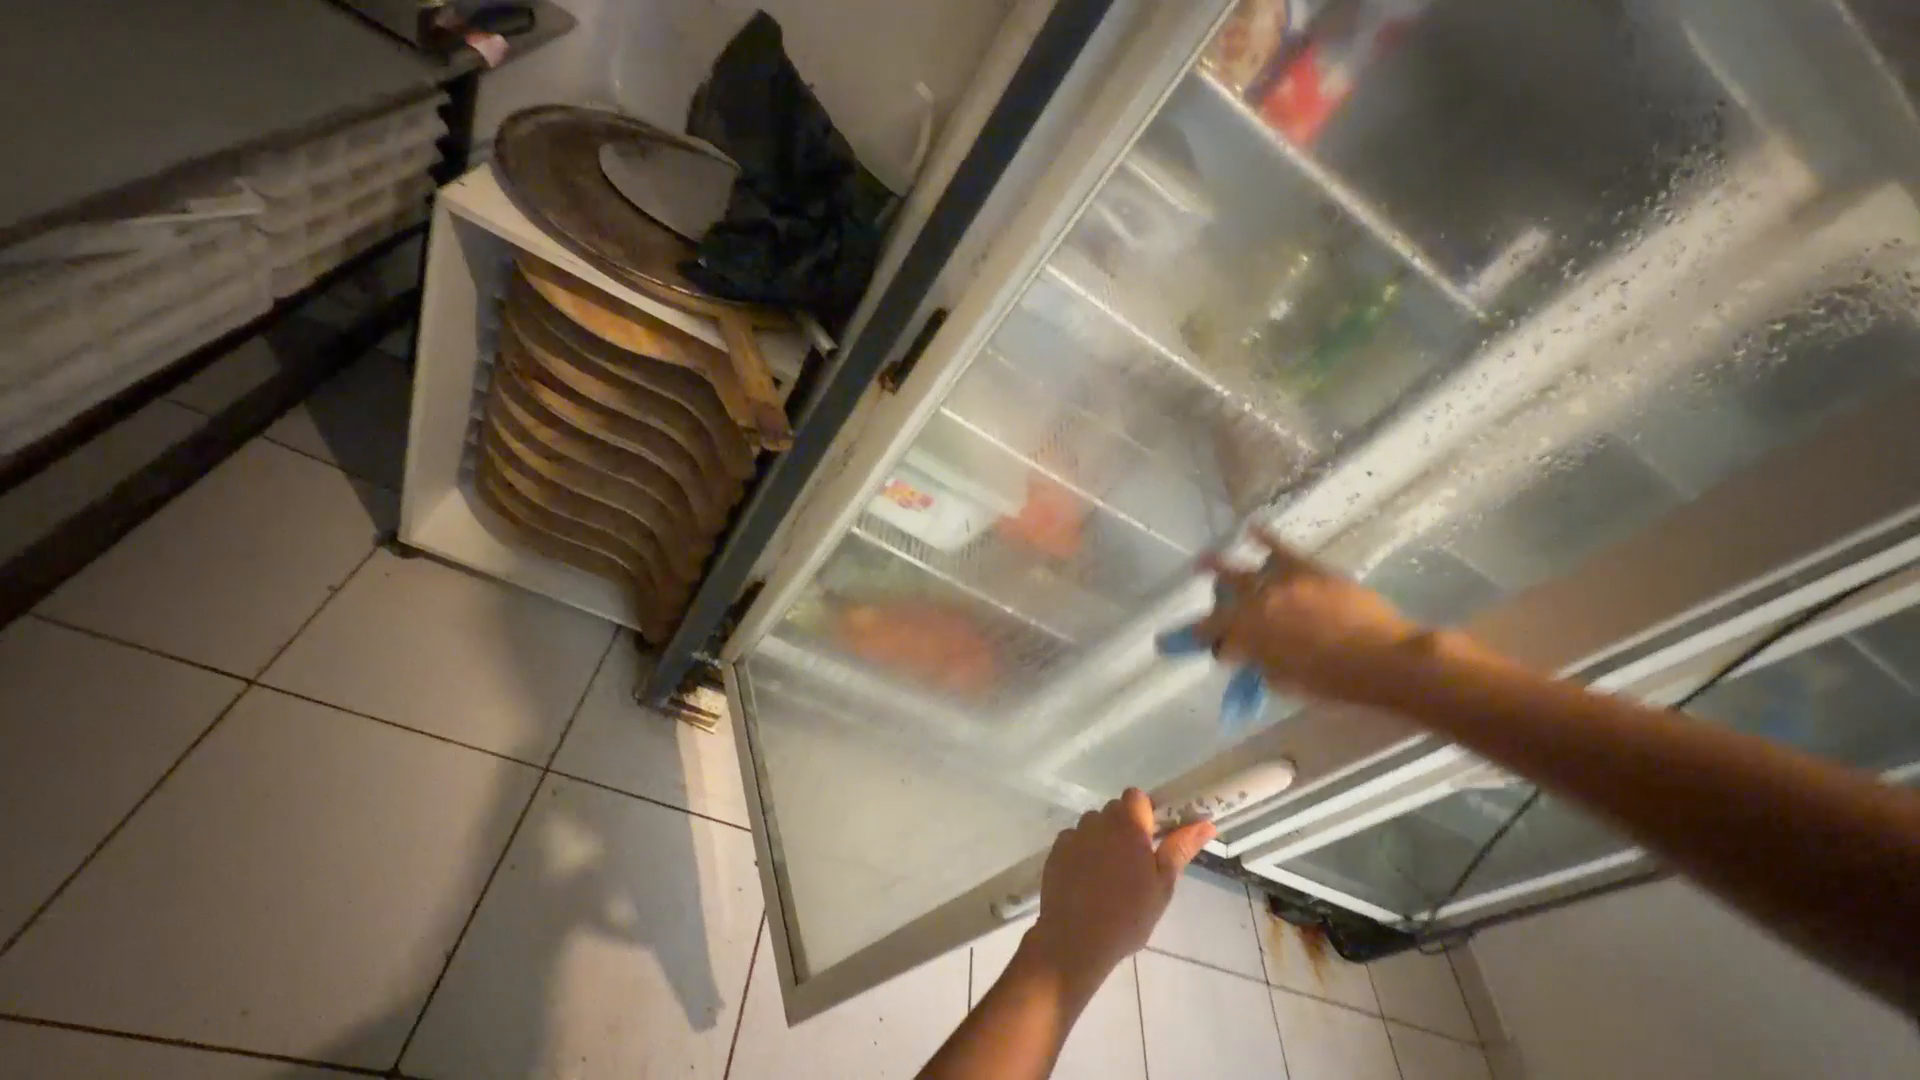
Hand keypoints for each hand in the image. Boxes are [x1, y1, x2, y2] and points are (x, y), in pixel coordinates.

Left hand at [1022, 790, 1215, 990]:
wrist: (1075, 941)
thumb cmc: (1128, 916)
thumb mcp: (1162, 885)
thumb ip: (1180, 848)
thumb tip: (1207, 823)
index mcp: (1127, 825)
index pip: (1136, 796)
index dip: (1145, 812)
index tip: (1152, 837)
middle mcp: (1097, 822)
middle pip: (1114, 810)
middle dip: (1125, 827)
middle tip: (1135, 862)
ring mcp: (1073, 835)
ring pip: (1093, 825)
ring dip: (1103, 838)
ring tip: (1110, 875)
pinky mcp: (1055, 851)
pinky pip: (1074, 840)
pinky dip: (1082, 852)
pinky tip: (1086, 880)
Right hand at [1194, 527, 1429, 705]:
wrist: (1383, 658)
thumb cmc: (1334, 681)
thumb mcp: (1285, 680)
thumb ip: (1260, 663)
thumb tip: (1250, 654)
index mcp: (1249, 635)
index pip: (1212, 634)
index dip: (1197, 639)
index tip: (1186, 644)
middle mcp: (1256, 604)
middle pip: (1223, 602)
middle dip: (1209, 604)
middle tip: (1200, 613)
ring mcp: (1282, 583)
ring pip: (1242, 572)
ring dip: (1219, 567)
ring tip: (1203, 561)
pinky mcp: (1308, 569)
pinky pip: (1281, 549)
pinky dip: (1265, 538)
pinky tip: (1252, 528)